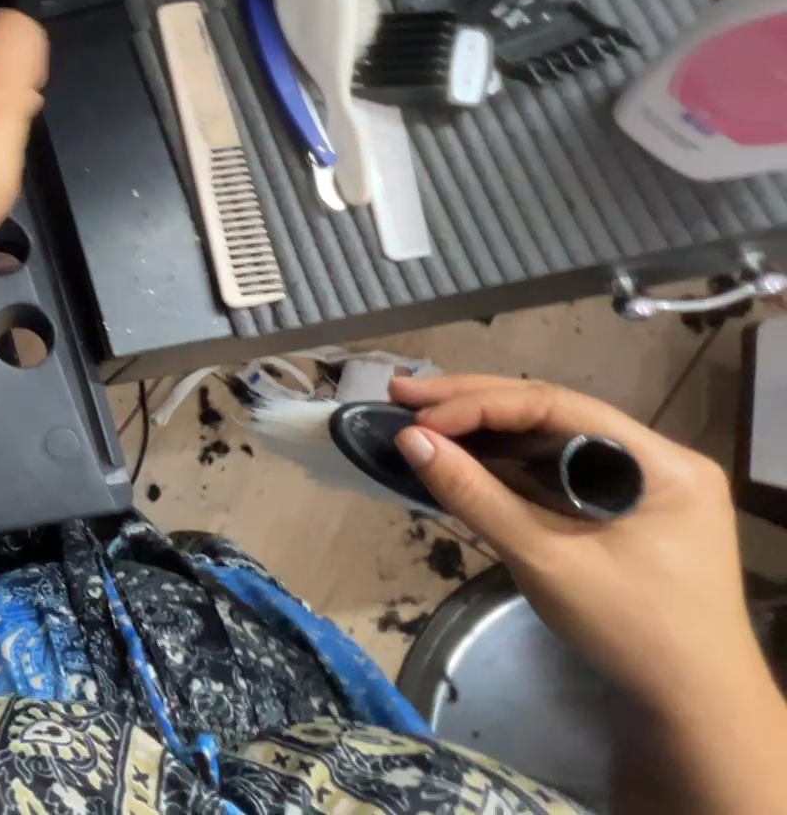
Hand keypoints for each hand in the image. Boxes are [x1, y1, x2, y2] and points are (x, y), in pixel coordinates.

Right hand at [389, 375, 760, 717]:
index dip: (479, 406)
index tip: (418, 420)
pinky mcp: (610, 497)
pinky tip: (454, 445)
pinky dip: (493, 450)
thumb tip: (408, 438)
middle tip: (400, 394)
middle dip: (469, 400)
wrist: (690, 697)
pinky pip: (544, 459)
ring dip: (476, 421)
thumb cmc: (630, 627)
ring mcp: (633, 476)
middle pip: (547, 409)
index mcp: (660, 463)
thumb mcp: (543, 558)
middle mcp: (652, 457)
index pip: (554, 407)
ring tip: (414, 411)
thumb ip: (474, 494)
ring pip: (541, 430)